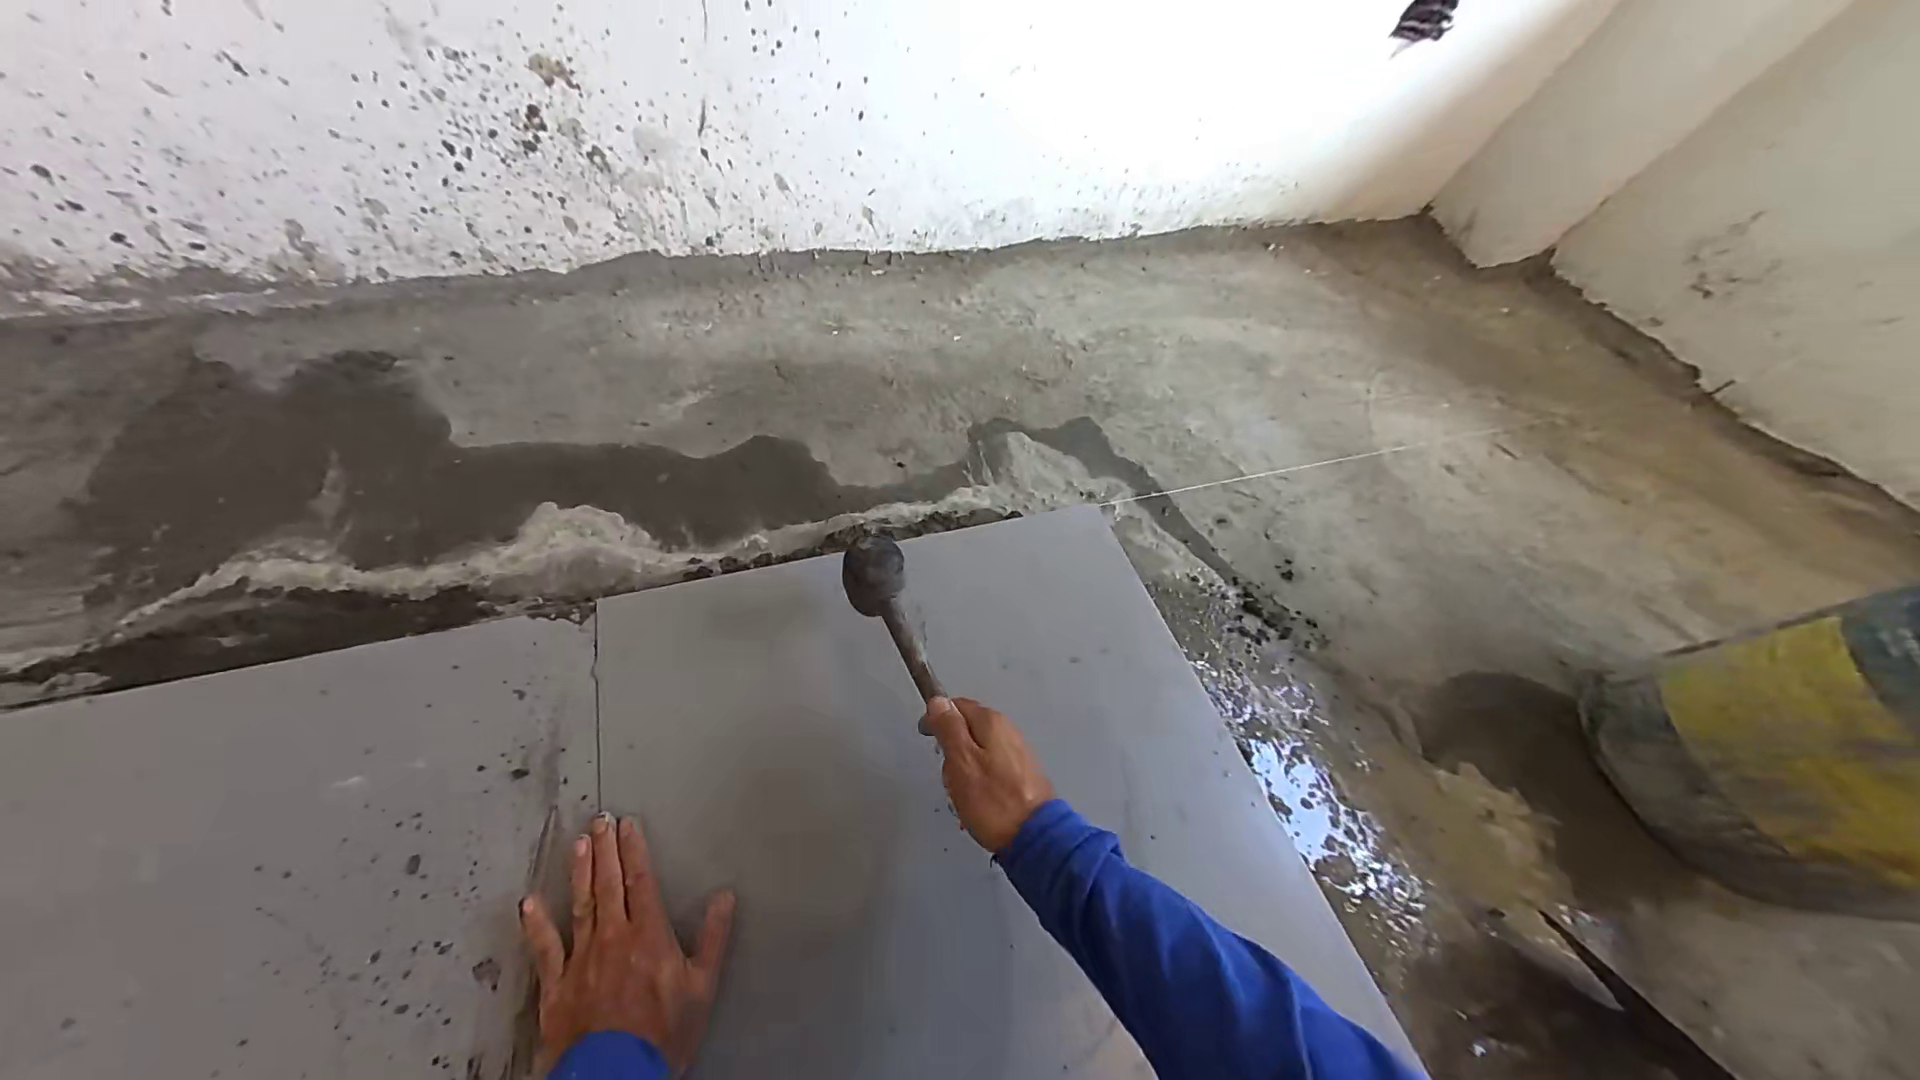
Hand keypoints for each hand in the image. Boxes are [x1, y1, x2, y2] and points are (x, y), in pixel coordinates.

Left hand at [520, 814, 736, 1076]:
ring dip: (579, 872)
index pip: (641, 880)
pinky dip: (536, 926)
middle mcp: (614, 937)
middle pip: (609, 883)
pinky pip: (545, 950)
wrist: (616, 1077)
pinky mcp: (557, 987)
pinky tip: (529, 903)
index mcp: (649, 933)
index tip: (628, 824)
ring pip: (580, 905)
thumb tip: (725, 896)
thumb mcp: (702, 985)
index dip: (635, 849)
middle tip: (600, 819)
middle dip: (606, 849)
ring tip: (578, 843)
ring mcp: (582, 960)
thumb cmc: (664, 1032)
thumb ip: (713, 937)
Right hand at [924, 696, 1055, 852]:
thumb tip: (938, 701)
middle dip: (952, 752)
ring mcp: (1017, 752)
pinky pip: (991, 770)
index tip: (926, 737)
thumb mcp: (961, 761)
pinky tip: (979, 805)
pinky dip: (980, 784)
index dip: (937, 719)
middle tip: (950, 778)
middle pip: (967, 730)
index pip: (956, 706)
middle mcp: (1007, 730)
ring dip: (964, 772)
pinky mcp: (1023, 774)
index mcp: (991, 722)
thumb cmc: (992, 800)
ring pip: (978, 753)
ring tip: (964, 798)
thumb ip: (949, 728)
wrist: (1036, 836)